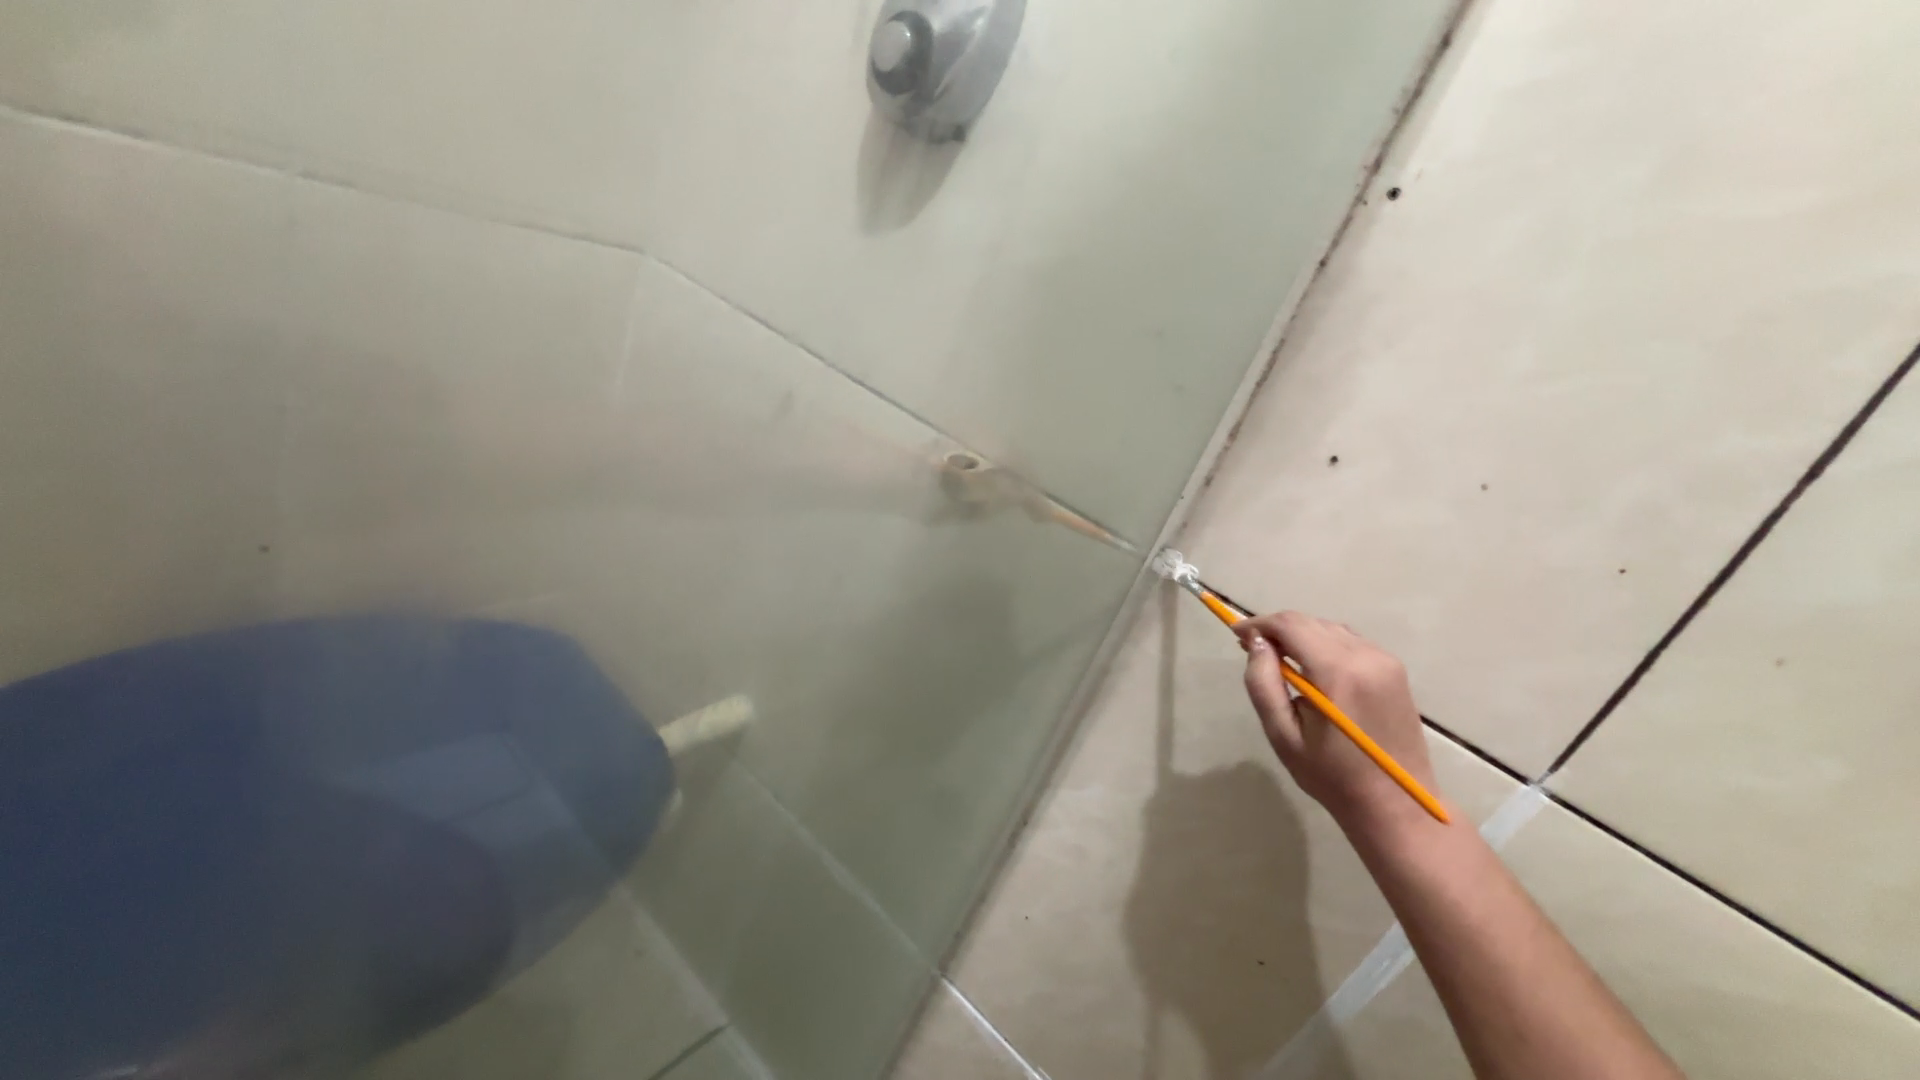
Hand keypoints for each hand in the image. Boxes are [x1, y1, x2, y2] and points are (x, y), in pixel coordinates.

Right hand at [1235, 612, 1444, 835]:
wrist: (1395, 803)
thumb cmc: (1331, 775)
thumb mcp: (1282, 734)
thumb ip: (1263, 683)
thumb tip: (1256, 644)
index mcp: (1338, 671)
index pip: (1291, 625)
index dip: (1259, 624)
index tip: (1237, 634)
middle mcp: (1366, 656)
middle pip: (1311, 622)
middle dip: (1278, 630)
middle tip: (1252, 650)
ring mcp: (1385, 661)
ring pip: (1331, 629)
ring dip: (1302, 635)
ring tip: (1280, 660)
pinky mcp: (1395, 670)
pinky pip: (1351, 642)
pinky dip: (1325, 645)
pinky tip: (1313, 670)